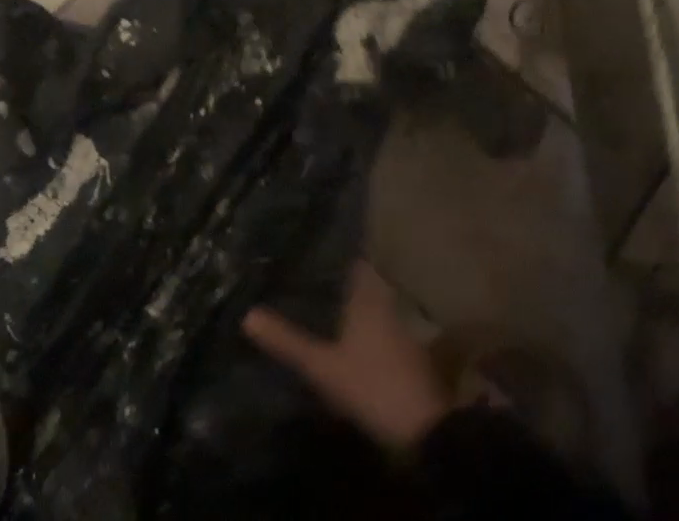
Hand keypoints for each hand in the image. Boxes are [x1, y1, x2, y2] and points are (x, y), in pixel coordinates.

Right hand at [242, 263, 450, 449]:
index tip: (311, 243)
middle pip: (362, 285)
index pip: (356, 263)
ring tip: (316, 301)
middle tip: (304, 271)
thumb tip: (247, 315)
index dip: (336, 252)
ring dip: (348, 304)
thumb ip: (287, 341)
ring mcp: (402, 337)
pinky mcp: (407, 362)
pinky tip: (340, 338)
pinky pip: (377, 333)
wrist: (431, 435)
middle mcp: (388, 310)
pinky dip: (359, 331)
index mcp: (369, 301)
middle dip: (337, 278)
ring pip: (370, 309)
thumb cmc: (374, 386)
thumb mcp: (323, 366)